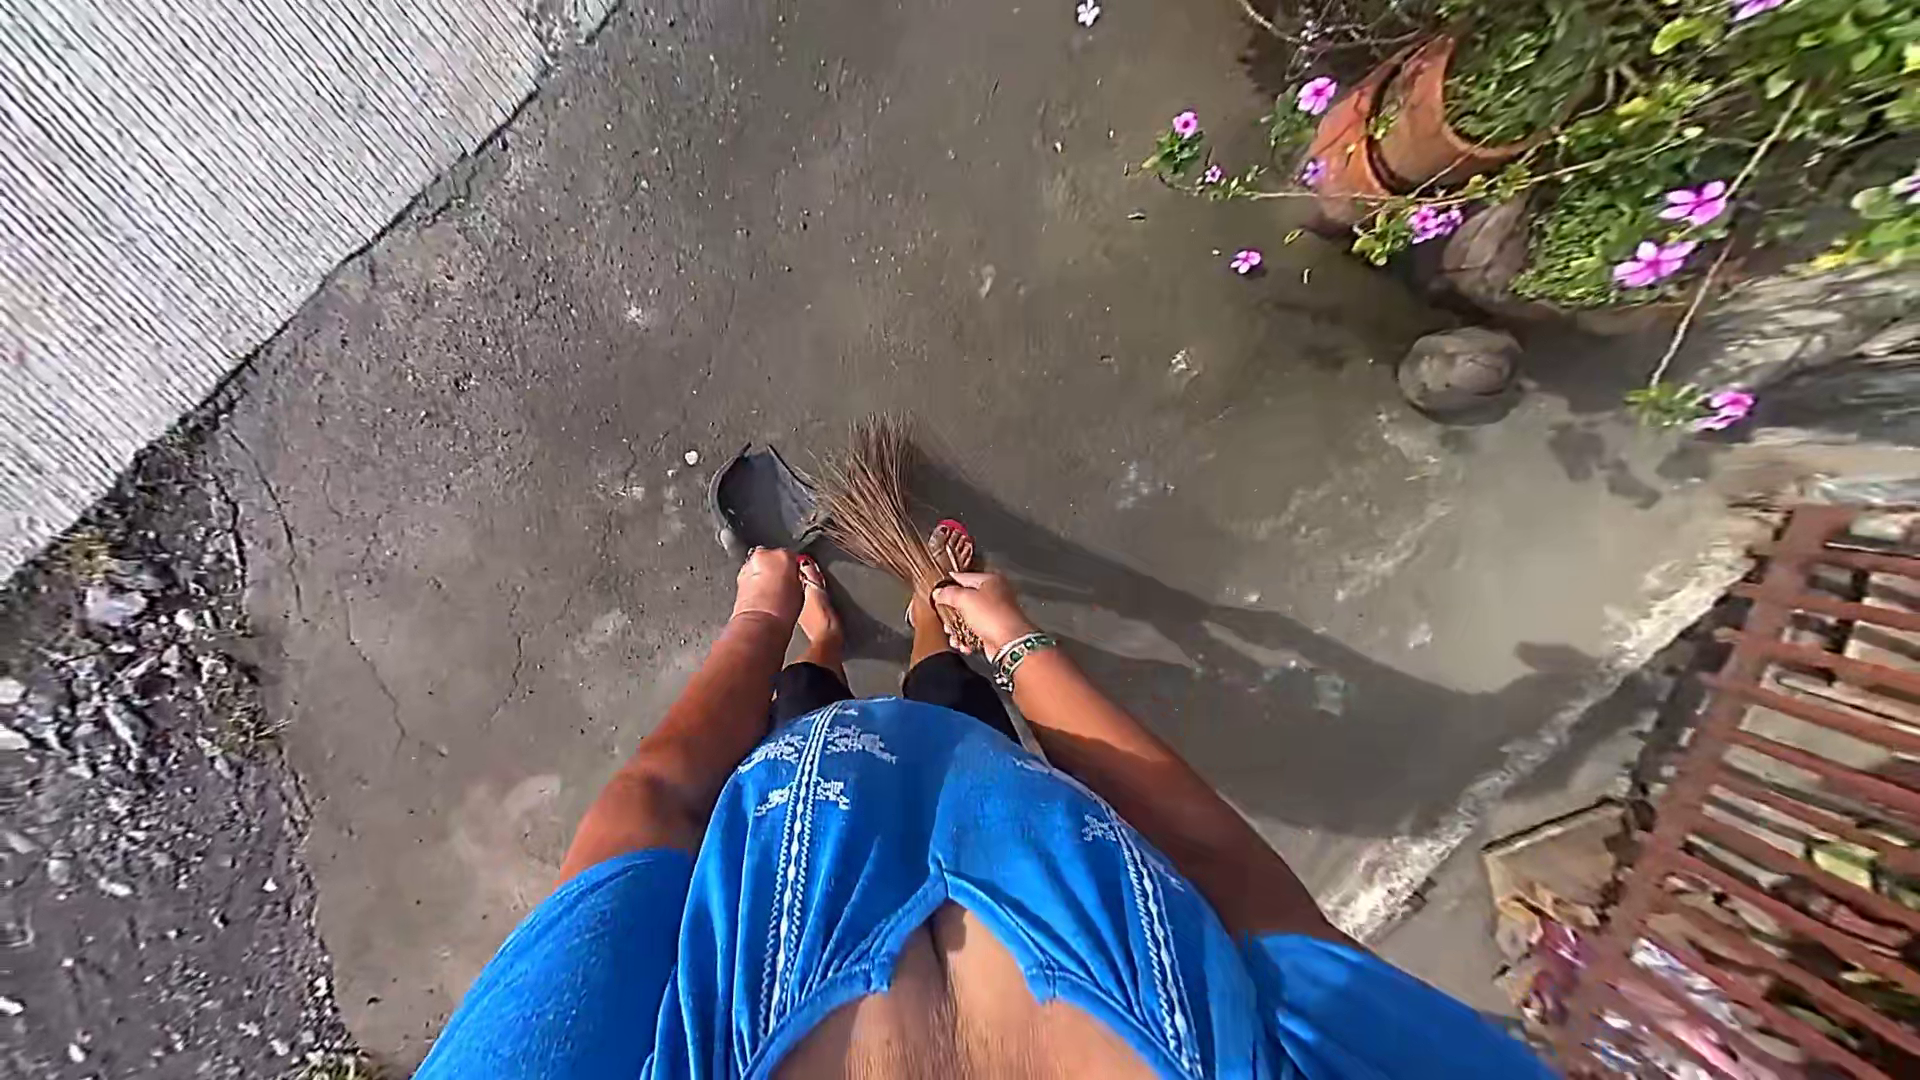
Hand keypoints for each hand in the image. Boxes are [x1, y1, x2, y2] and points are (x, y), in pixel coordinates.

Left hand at [731, 548, 801, 626]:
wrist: (761, 623)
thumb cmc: (781, 609)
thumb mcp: (801, 590)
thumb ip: (797, 576)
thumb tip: (795, 577)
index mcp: (782, 554)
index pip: (792, 556)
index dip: (795, 568)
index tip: (796, 577)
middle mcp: (763, 556)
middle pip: (772, 557)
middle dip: (777, 568)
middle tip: (784, 584)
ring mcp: (749, 566)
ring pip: (760, 566)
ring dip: (765, 575)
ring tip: (773, 592)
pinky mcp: (738, 578)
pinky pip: (751, 576)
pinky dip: (756, 582)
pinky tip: (763, 595)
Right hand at [932, 571, 1038, 655]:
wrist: (1010, 643)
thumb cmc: (992, 616)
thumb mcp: (964, 599)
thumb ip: (948, 593)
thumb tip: (939, 593)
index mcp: (990, 580)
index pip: (963, 577)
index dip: (948, 584)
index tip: (937, 592)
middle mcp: (994, 595)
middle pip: (965, 599)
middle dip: (952, 612)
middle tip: (944, 618)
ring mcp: (995, 613)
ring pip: (968, 618)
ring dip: (957, 628)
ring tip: (953, 634)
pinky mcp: (994, 630)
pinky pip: (975, 632)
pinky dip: (967, 638)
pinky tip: (962, 644)